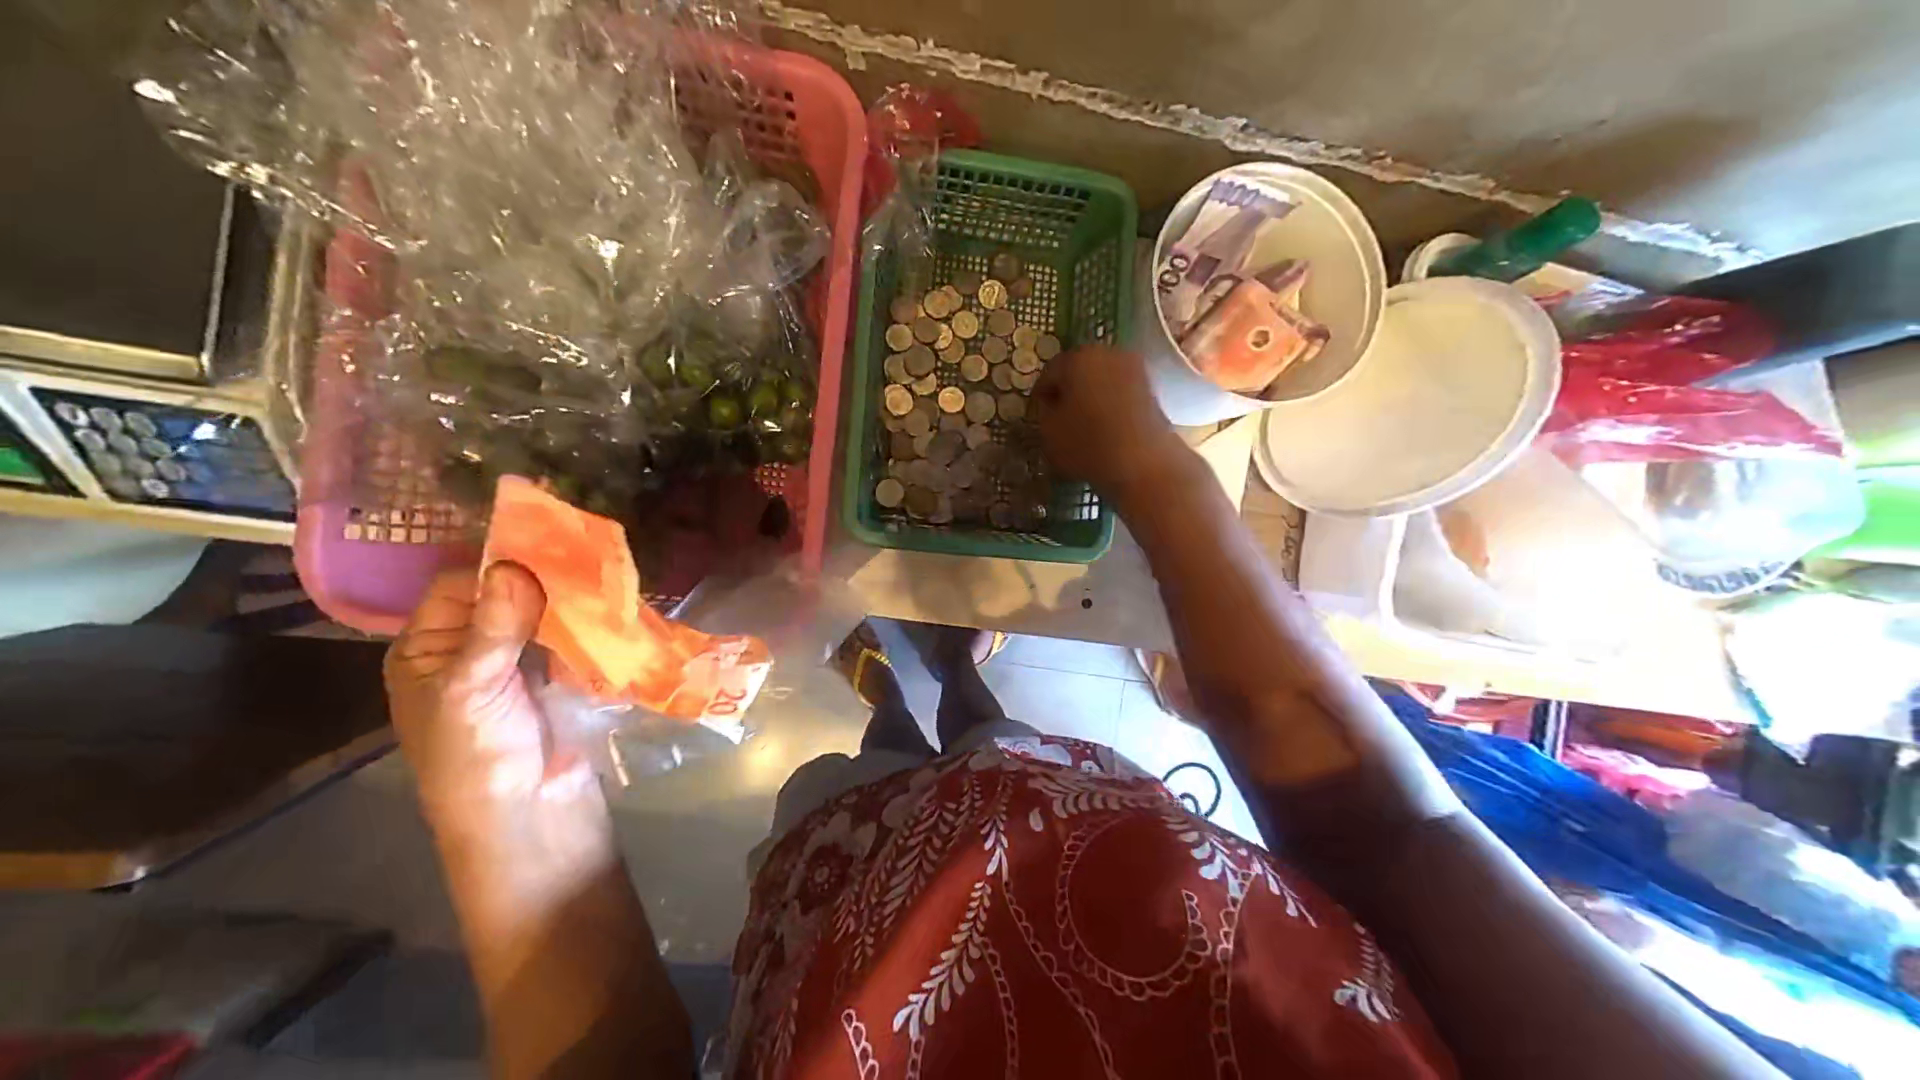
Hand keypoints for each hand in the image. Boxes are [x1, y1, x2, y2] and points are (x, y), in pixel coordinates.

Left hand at [384, 562, 594, 835]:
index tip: (542, 549)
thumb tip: (510, 564)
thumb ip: (494, 626)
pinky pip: (569, 640)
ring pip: (541, 616)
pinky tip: (608, 610)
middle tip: (582, 557)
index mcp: (428, 648)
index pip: (456, 586)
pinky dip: (586, 626)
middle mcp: (470, 649)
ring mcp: (517, 664)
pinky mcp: (557, 677)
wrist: (526, 812)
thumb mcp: (471, 688)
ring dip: (567, 602)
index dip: (494, 567)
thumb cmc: (475, 754)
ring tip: (601, 579)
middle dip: (539, 580)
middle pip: (503, 597)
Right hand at [1033, 344, 1182, 493]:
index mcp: (1077, 358)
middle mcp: (1108, 354)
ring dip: (1090, 396)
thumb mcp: (1049, 432)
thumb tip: (1052, 403)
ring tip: (1084, 424)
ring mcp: (1134, 369)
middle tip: (1060, 416)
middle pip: (1078, 370)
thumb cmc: (1088, 445)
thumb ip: (1044, 411)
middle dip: (1068, 390)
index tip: (1038, 413)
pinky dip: (1110, 404)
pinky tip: (1105, 426)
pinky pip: (1120, 391)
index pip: (1050, 372)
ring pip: (1101, 379)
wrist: (1144, 463)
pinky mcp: (1151, 388)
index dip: (1041, 394)